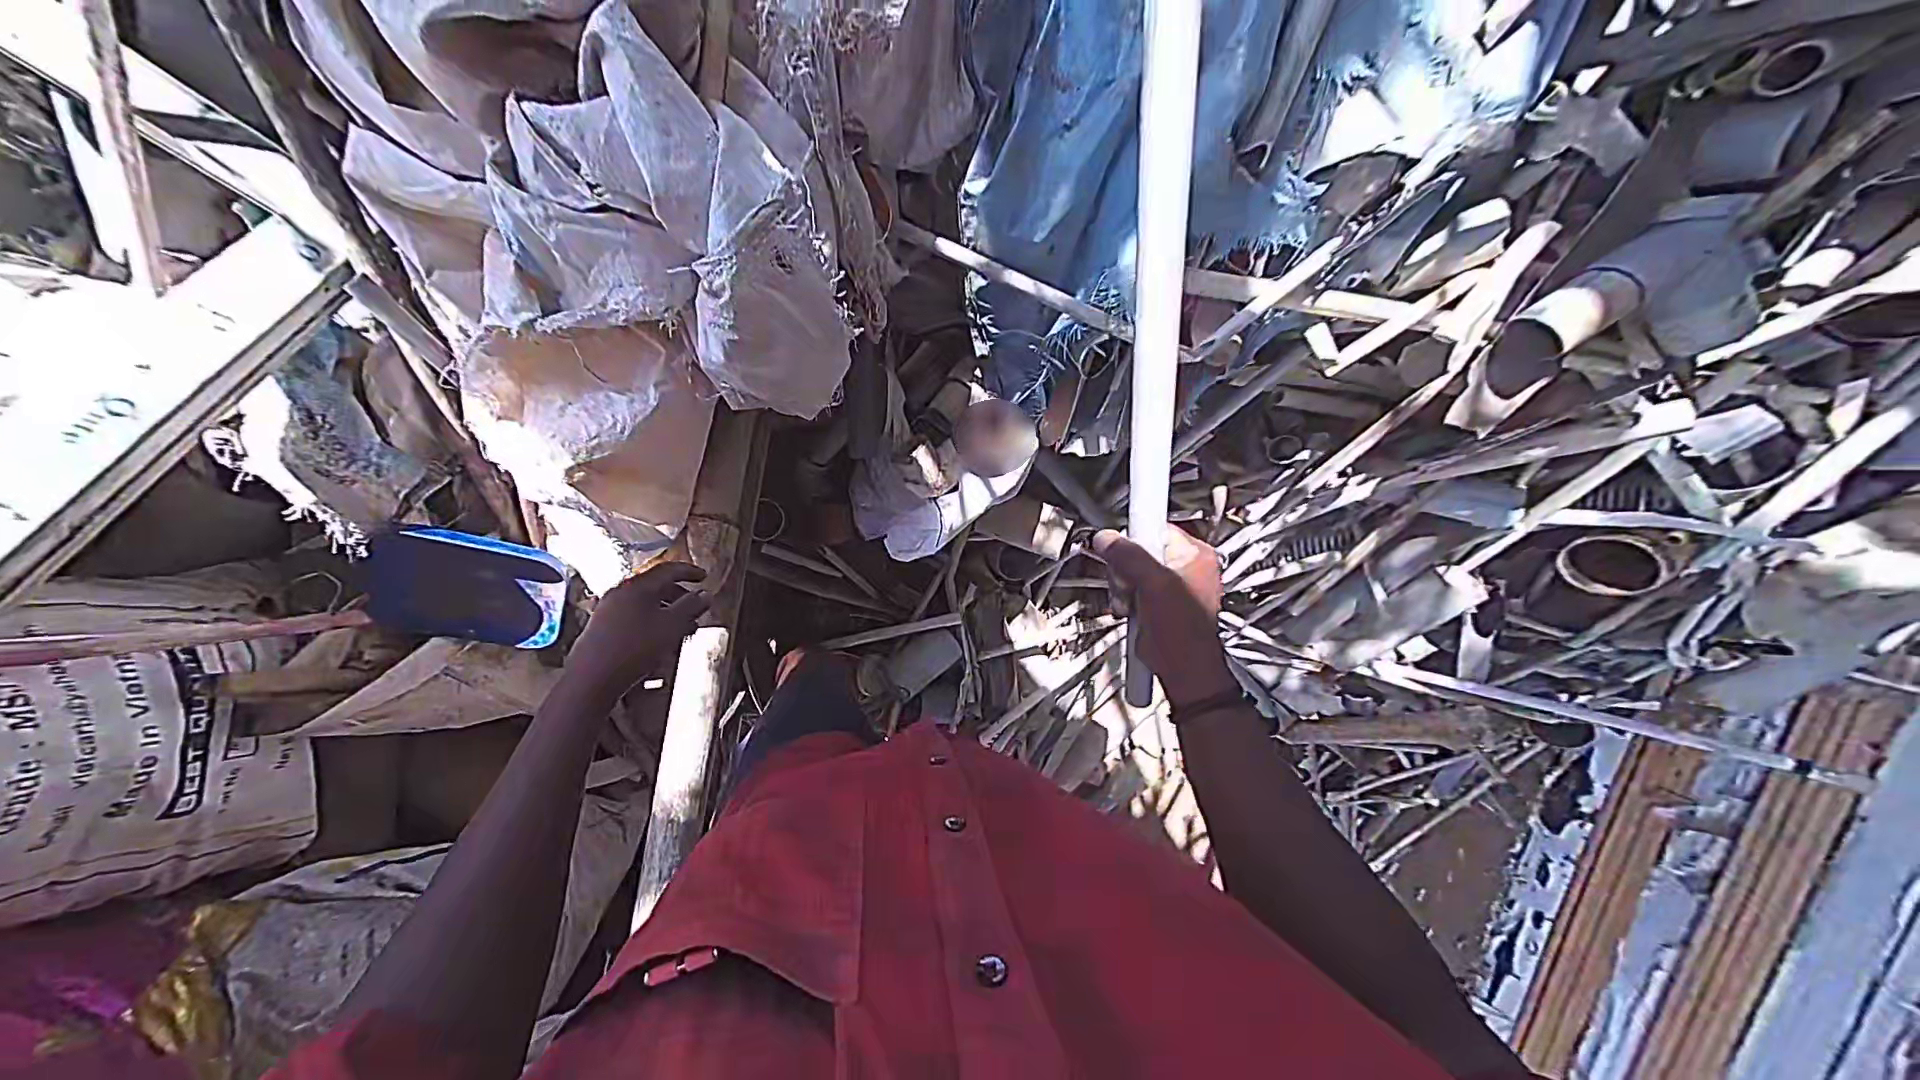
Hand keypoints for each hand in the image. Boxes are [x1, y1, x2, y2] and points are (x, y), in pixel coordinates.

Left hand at [566, 562, 709, 696]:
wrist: (592, 678)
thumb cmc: (634, 649)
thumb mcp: (672, 626)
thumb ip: (691, 607)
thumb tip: (705, 595)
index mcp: (637, 587)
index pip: (667, 570)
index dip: (689, 571)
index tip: (704, 576)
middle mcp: (620, 593)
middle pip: (655, 586)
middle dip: (679, 595)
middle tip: (695, 605)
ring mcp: (608, 610)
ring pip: (644, 602)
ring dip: (666, 610)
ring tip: (682, 626)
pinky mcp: (602, 628)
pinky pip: (633, 615)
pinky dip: (651, 620)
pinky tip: (659, 638)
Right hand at [1091, 527, 1237, 708]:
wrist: (1183, 670)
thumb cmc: (1184, 634)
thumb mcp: (1155, 585)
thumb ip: (1129, 557)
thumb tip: (1107, 539)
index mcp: (1194, 554)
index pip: (1155, 525)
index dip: (1135, 536)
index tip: (1120, 541)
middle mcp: (1184, 566)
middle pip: (1136, 548)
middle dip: (1125, 570)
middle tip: (1132, 587)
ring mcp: (1168, 584)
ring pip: (1128, 569)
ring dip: (1122, 587)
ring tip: (1133, 603)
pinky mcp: (1154, 600)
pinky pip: (1127, 586)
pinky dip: (1123, 598)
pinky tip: (1131, 610)